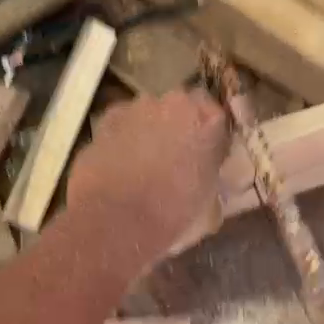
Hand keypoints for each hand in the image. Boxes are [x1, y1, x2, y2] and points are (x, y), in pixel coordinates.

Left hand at [66, 89, 229, 254]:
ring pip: (150, 113)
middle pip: (182, 108)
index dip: (210, 136)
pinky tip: (120, 163)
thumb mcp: (209, 197)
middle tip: (176, 157)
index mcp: (208, 120)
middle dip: (179, 126)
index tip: (206, 155)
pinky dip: (123, 137)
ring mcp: (137, 107)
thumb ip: (209, 169)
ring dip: (150, 130)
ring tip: (144, 163)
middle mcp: (174, 103)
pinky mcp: (106, 119)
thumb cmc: (173, 213)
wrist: (116, 220)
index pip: (216, 117)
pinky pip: (122, 124)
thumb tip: (204, 168)